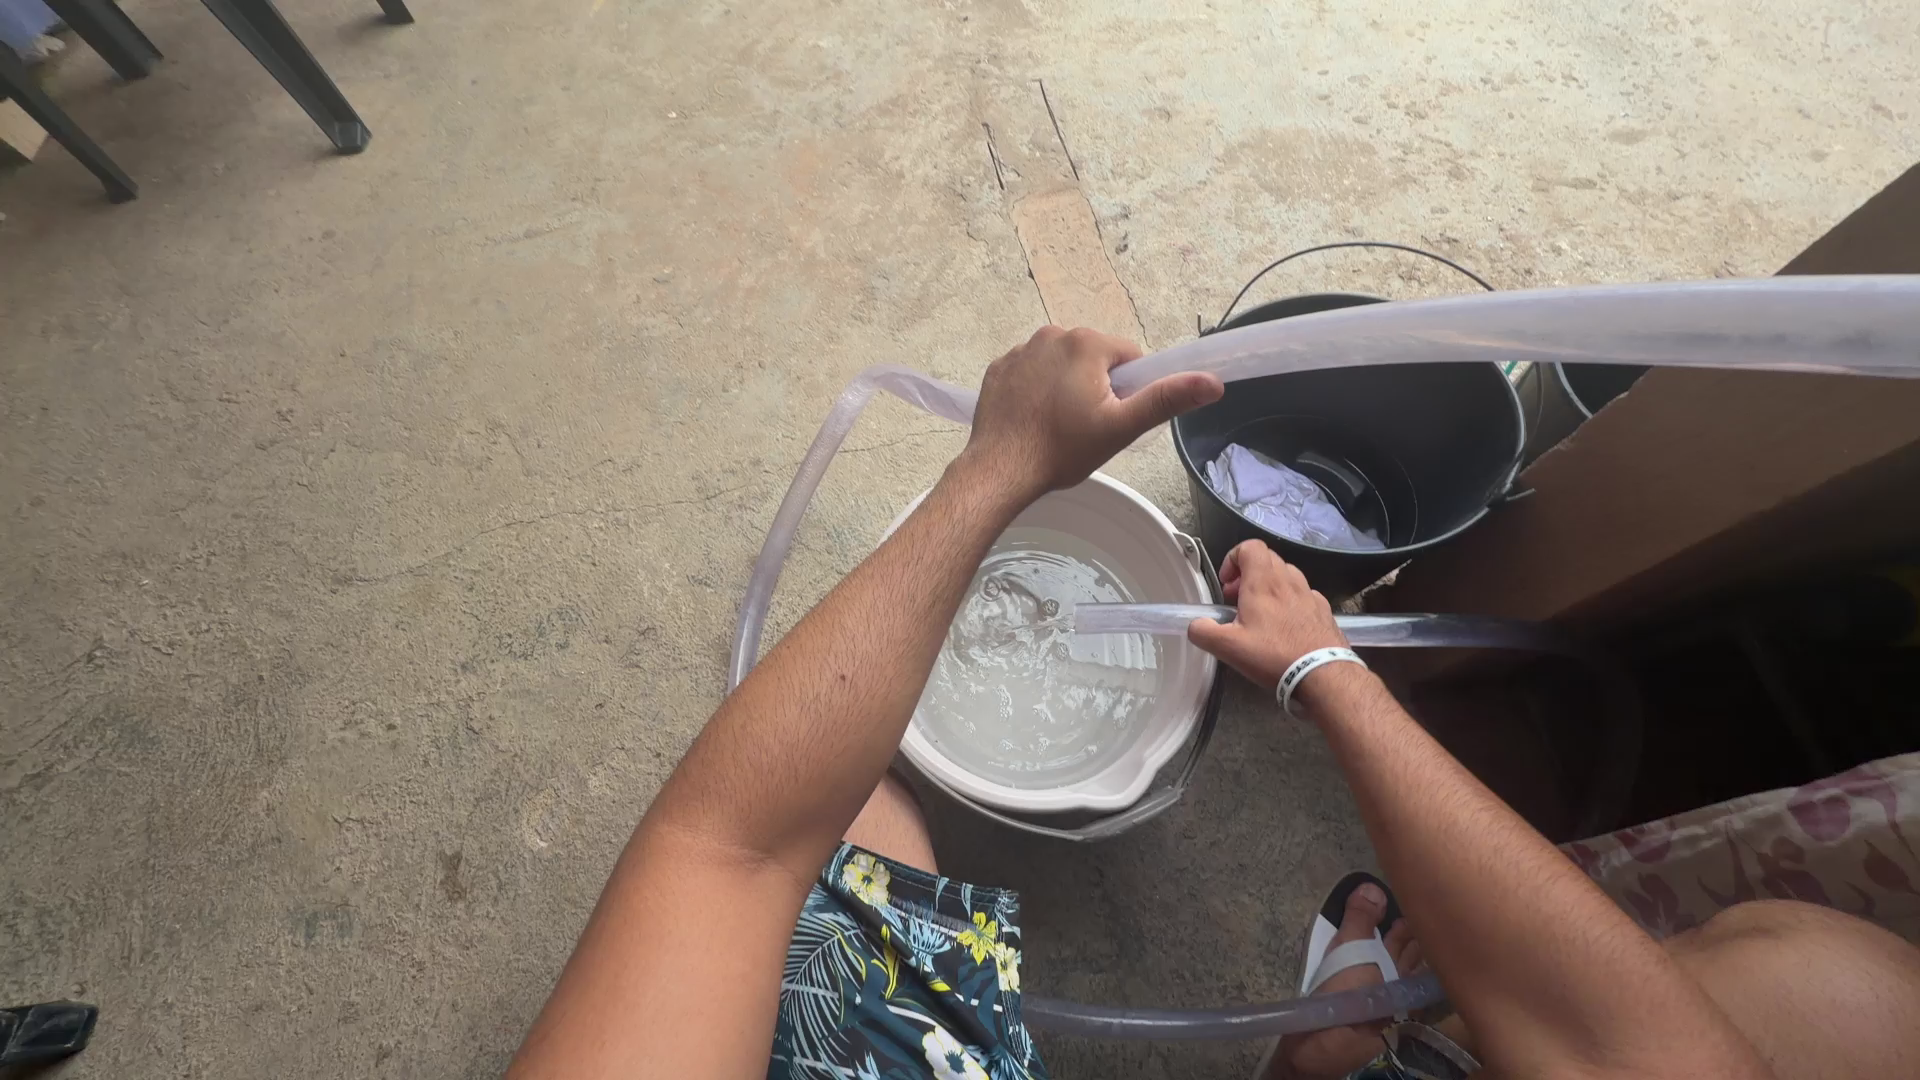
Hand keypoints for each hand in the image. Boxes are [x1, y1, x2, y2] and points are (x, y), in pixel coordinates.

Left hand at [957, 326, 1223, 498]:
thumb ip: (1166, 399)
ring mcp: (1020, 350)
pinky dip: (1035, 390)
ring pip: (1060, 364)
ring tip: (1056, 426)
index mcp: (1087, 343)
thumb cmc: (1062, 450)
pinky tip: (1032, 419)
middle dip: (1095, 386)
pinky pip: (1029, 372)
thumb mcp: (1122, 428)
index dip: (1128, 390)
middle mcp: (1051, 334)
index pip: (1128, 357)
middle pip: (1093, 358)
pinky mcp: (998, 369)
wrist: (1001, 470)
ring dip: (1065, 386)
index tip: (1111, 417)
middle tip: (1084, 426)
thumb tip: (1213, 382)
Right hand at [1187, 540, 1347, 692]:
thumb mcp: (1227, 647)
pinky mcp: (1324, 611)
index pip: (1250, 547)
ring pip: (1287, 575)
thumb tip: (1196, 625)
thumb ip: (1202, 631)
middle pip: (1267, 559)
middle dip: (1248, 574)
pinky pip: (1304, 595)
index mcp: (1263, 582)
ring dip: (1270, 586)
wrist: (1324, 675)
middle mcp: (1289, 581)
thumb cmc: (1274, 655)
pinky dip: (1290, 602)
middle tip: (1238, 600)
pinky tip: (1286, 626)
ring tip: (1261, 613)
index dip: (1233, 558)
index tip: (1226, 584)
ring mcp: (1310, 595)